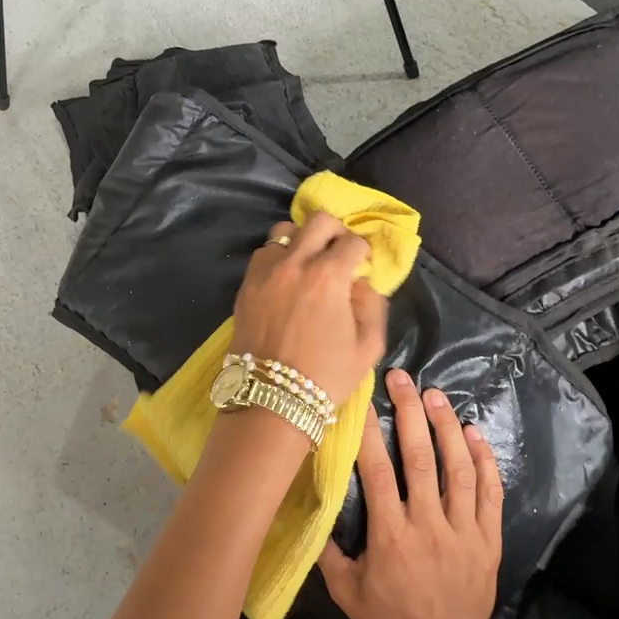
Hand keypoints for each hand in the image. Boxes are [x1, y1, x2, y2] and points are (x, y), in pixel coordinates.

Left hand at [230, 214, 388, 409]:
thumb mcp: (368, 347)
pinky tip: (286, 278)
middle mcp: (295, 263)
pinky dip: (278, 257)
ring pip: (285, 230)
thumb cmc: (326, 376)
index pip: (353, 241)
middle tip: (339, 252)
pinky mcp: (246, 283)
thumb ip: (372, 305)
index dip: (363, 252)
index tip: (363, 266)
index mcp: (329, 276)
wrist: (271, 398)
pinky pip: (263, 253)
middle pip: (319, 220)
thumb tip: (362, 282)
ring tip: (309, 262)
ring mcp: (266, 271)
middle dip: (336, 231)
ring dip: (302, 239)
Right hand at [319, 370, 525, 618]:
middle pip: (419, 458)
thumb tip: (309, 504)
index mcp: (390, 535)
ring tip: (436, 396)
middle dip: (411, 412)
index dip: (368, 431)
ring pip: (457, 468)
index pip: (377, 471)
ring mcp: (463, 530)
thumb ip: (327, 548)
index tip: (362, 398)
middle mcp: (428, 524)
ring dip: (447, 427)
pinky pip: (490, 492)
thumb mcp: (346, 591)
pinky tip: (474, 433)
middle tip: (403, 378)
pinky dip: (484, 460)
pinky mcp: (488, 539)